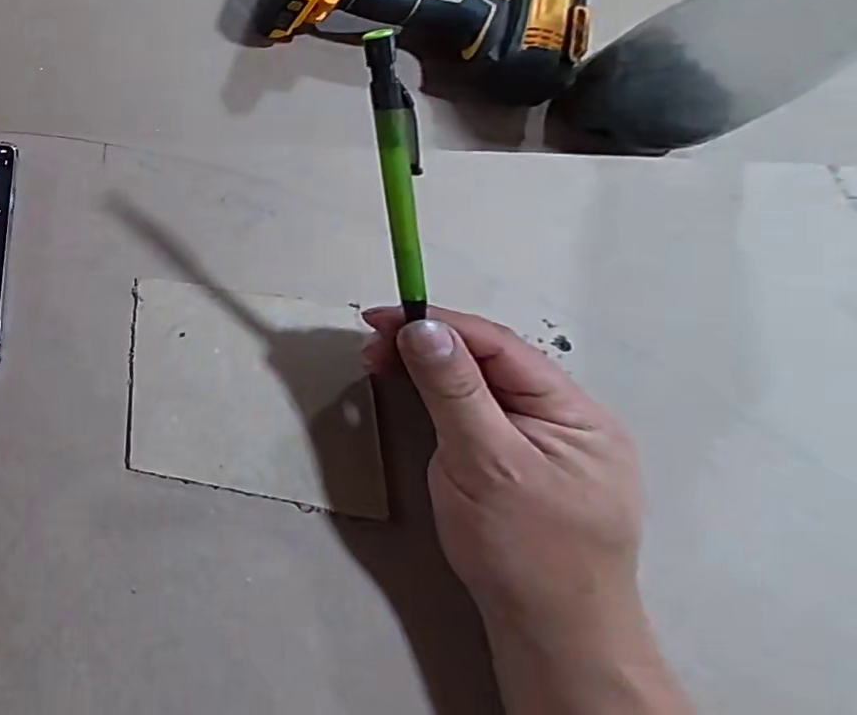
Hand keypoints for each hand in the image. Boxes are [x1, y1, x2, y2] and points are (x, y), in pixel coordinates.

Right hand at [360, 306, 642, 634]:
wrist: (547, 626)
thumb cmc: (523, 547)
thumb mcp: (483, 461)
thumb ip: (453, 390)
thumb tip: (422, 327)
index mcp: (575, 414)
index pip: (498, 345)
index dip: (436, 323)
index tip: (378, 318)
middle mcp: (562, 417)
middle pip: (485, 357)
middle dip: (424, 342)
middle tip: (370, 346)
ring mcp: (538, 435)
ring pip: (474, 377)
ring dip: (423, 363)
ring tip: (378, 363)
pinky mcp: (511, 451)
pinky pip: (469, 402)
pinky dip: (431, 387)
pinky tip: (407, 386)